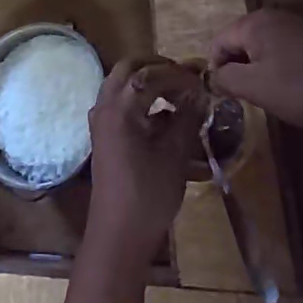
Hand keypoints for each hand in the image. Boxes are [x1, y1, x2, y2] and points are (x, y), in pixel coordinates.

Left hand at [85, 56, 194, 257]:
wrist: (118, 234)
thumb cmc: (148, 193)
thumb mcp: (174, 154)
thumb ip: (186, 117)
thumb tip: (200, 93)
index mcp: (120, 107)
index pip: (150, 73)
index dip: (178, 74)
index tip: (202, 79)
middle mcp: (105, 107)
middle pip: (129, 69)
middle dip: (158, 68)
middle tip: (185, 78)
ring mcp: (101, 121)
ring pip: (123, 86)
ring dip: (149, 83)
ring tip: (180, 95)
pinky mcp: (104, 136)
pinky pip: (121, 105)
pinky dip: (142, 102)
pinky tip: (167, 119)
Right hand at [207, 8, 302, 131]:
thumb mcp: (256, 87)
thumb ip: (226, 78)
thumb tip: (213, 75)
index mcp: (254, 22)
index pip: (218, 43)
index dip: (217, 70)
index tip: (227, 96)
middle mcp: (273, 16)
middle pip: (239, 43)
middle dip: (239, 70)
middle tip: (249, 98)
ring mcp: (296, 26)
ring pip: (261, 49)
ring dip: (259, 71)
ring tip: (271, 96)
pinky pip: (283, 52)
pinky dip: (280, 69)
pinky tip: (293, 90)